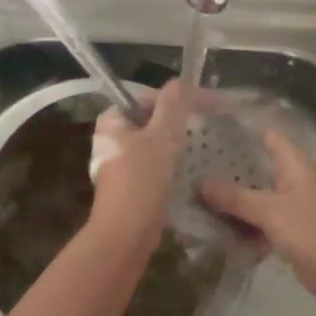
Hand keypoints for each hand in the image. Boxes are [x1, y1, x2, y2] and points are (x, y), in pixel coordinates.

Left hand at [87, 80, 194, 235]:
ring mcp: (119, 163)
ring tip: (202, 148)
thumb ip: (173, 105)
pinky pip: (154, 165)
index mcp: (112, 120)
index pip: (148, 97)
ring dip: (176, 145)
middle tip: (205, 129)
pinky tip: (190, 169)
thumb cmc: (142, 179)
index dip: (176, 100)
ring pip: (154, 144)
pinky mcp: (129, 184)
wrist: (126, 234)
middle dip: (178, 123)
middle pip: (151, 120)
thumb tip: (182, 81)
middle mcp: (111, 138)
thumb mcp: (162, 136)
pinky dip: (171, 164)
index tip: (203, 107)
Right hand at [198, 129, 315, 302]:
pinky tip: (221, 227)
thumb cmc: (313, 234)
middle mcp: (298, 181)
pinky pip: (265, 221)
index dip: (242, 131)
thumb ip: (235, 197)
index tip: (210, 131)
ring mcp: (298, 208)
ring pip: (261, 196)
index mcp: (297, 166)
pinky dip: (247, 222)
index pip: (269, 137)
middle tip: (195, 165)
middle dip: (231, 168)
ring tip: (199, 194)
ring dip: (236, 198)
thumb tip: (198, 182)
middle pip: (261, 168)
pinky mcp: (295, 233)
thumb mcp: (270, 212)